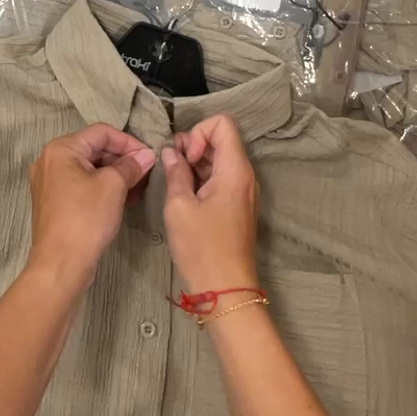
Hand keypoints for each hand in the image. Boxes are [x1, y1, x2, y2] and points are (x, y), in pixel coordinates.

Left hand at [27, 123, 155, 291]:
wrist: (60, 265)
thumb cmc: (85, 218)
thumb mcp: (113, 186)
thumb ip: (131, 165)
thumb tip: (146, 155)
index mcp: (61, 149)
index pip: (101, 132)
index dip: (129, 141)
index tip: (149, 156)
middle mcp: (50, 161)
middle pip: (94, 149)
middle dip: (123, 159)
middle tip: (147, 172)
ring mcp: (49, 183)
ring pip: (89, 169)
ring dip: (115, 175)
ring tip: (139, 187)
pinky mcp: (54, 203)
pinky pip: (82, 185)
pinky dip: (102, 188)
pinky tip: (123, 199)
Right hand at [160, 114, 259, 291]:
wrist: (226, 291)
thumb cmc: (202, 248)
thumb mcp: (179, 207)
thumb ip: (175, 172)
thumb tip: (171, 152)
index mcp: (235, 170)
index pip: (222, 123)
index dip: (198, 132)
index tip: (186, 159)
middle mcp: (245, 175)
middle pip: (221, 139)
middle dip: (193, 146)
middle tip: (173, 168)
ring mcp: (243, 191)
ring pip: (219, 158)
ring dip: (195, 163)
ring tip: (175, 182)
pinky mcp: (238, 206)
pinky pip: (221, 177)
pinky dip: (202, 178)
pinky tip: (185, 195)